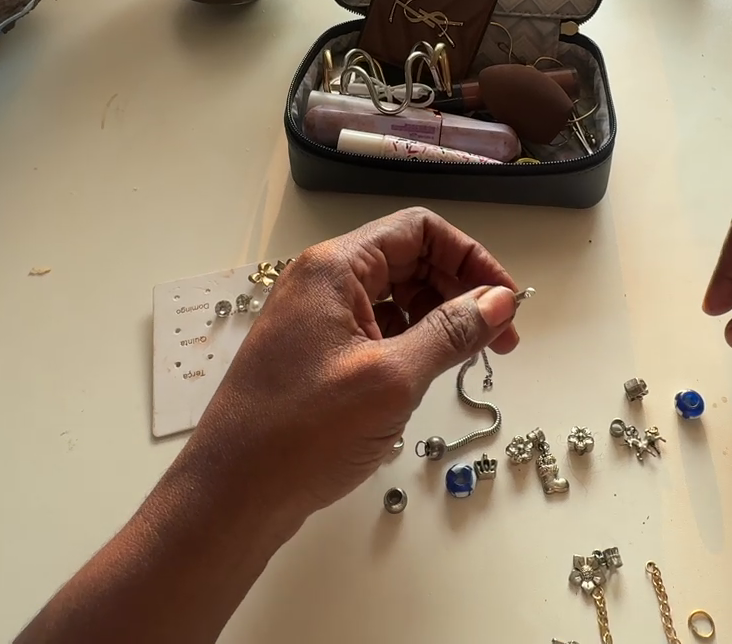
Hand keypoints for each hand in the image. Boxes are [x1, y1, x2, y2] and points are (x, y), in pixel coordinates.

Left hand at [181, 208, 520, 518]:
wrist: (228, 500)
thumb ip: (451, 330)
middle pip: (409, 259)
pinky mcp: (316, 352)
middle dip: (459, 290)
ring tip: (465, 359)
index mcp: (336, 266)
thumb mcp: (392, 378)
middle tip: (499, 339)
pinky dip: (410, 342)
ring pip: (394, 295)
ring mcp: (317, 317)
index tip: (504, 301)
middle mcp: (324, 280)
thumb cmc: (307, 431)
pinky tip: (425, 375)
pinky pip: (376, 328)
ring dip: (438, 318)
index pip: (419, 230)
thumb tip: (501, 298)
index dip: (469, 257)